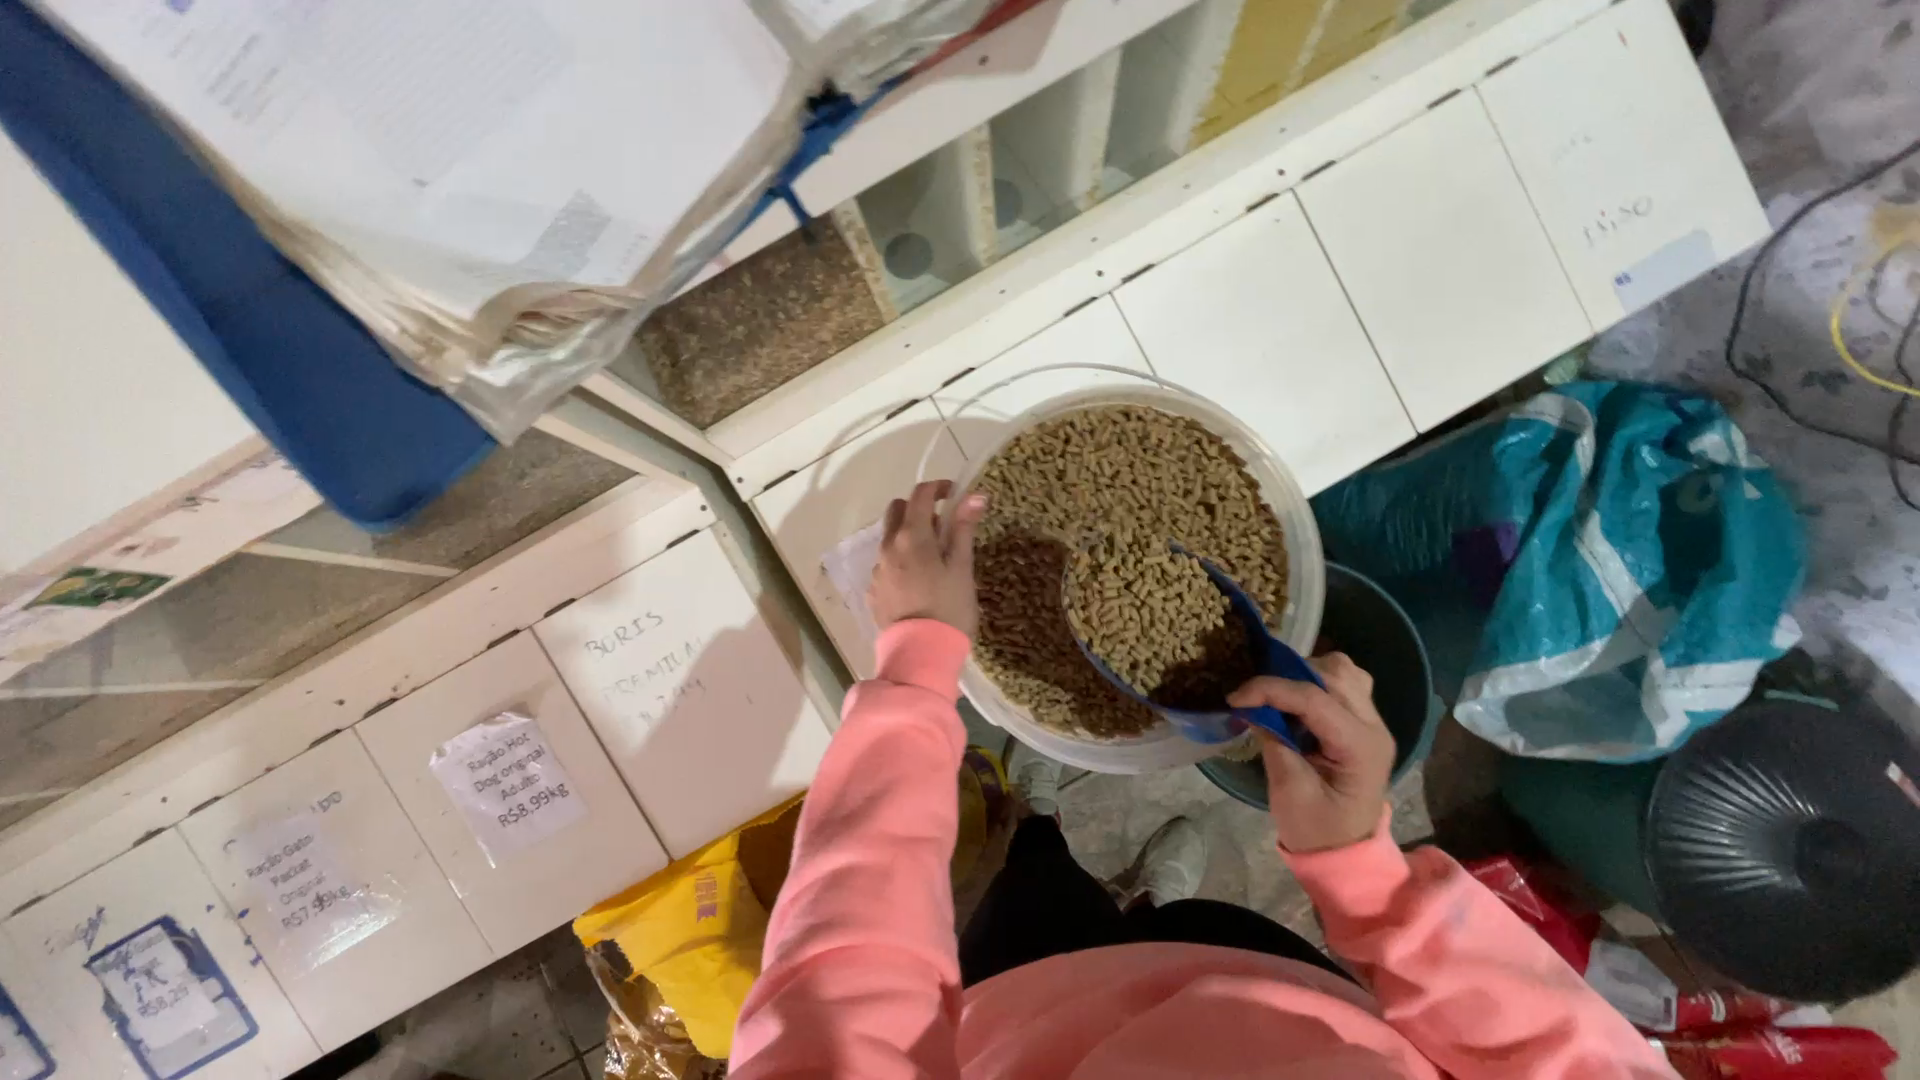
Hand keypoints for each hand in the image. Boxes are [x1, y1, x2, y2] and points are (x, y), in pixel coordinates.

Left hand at [869, 480, 987, 637]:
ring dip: (909, 537)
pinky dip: (901, 562)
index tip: (954, 494)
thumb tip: (974, 496)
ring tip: (933, 561)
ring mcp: (877, 570)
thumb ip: (963, 529)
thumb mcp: (962, 568)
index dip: (938, 488)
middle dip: (918, 509)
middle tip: (942, 529)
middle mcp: (888, 547)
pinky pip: (886, 564)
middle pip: (897, 510)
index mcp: (911, 536)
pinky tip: (918, 584)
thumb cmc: (949, 608)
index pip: (921, 495)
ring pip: (890, 538)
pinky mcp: (874, 591)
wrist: (921, 653)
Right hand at [1228, 652, 1395, 853]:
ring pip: (1342, 671)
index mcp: (1360, 746)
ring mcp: (1372, 721)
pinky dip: (1313, 681)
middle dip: (1288, 675)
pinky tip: (1293, 700)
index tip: (1234, 698)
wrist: (1343, 852)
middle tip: (1255, 696)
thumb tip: (1254, 706)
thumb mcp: (1289, 790)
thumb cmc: (1316, 829)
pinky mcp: (1361, 722)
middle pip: (1335, 673)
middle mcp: (1373, 726)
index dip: (1270, 689)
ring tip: (1276, 695)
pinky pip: (1342, 683)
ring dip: (1304, 674)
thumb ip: (1274, 740)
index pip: (1314, 699)